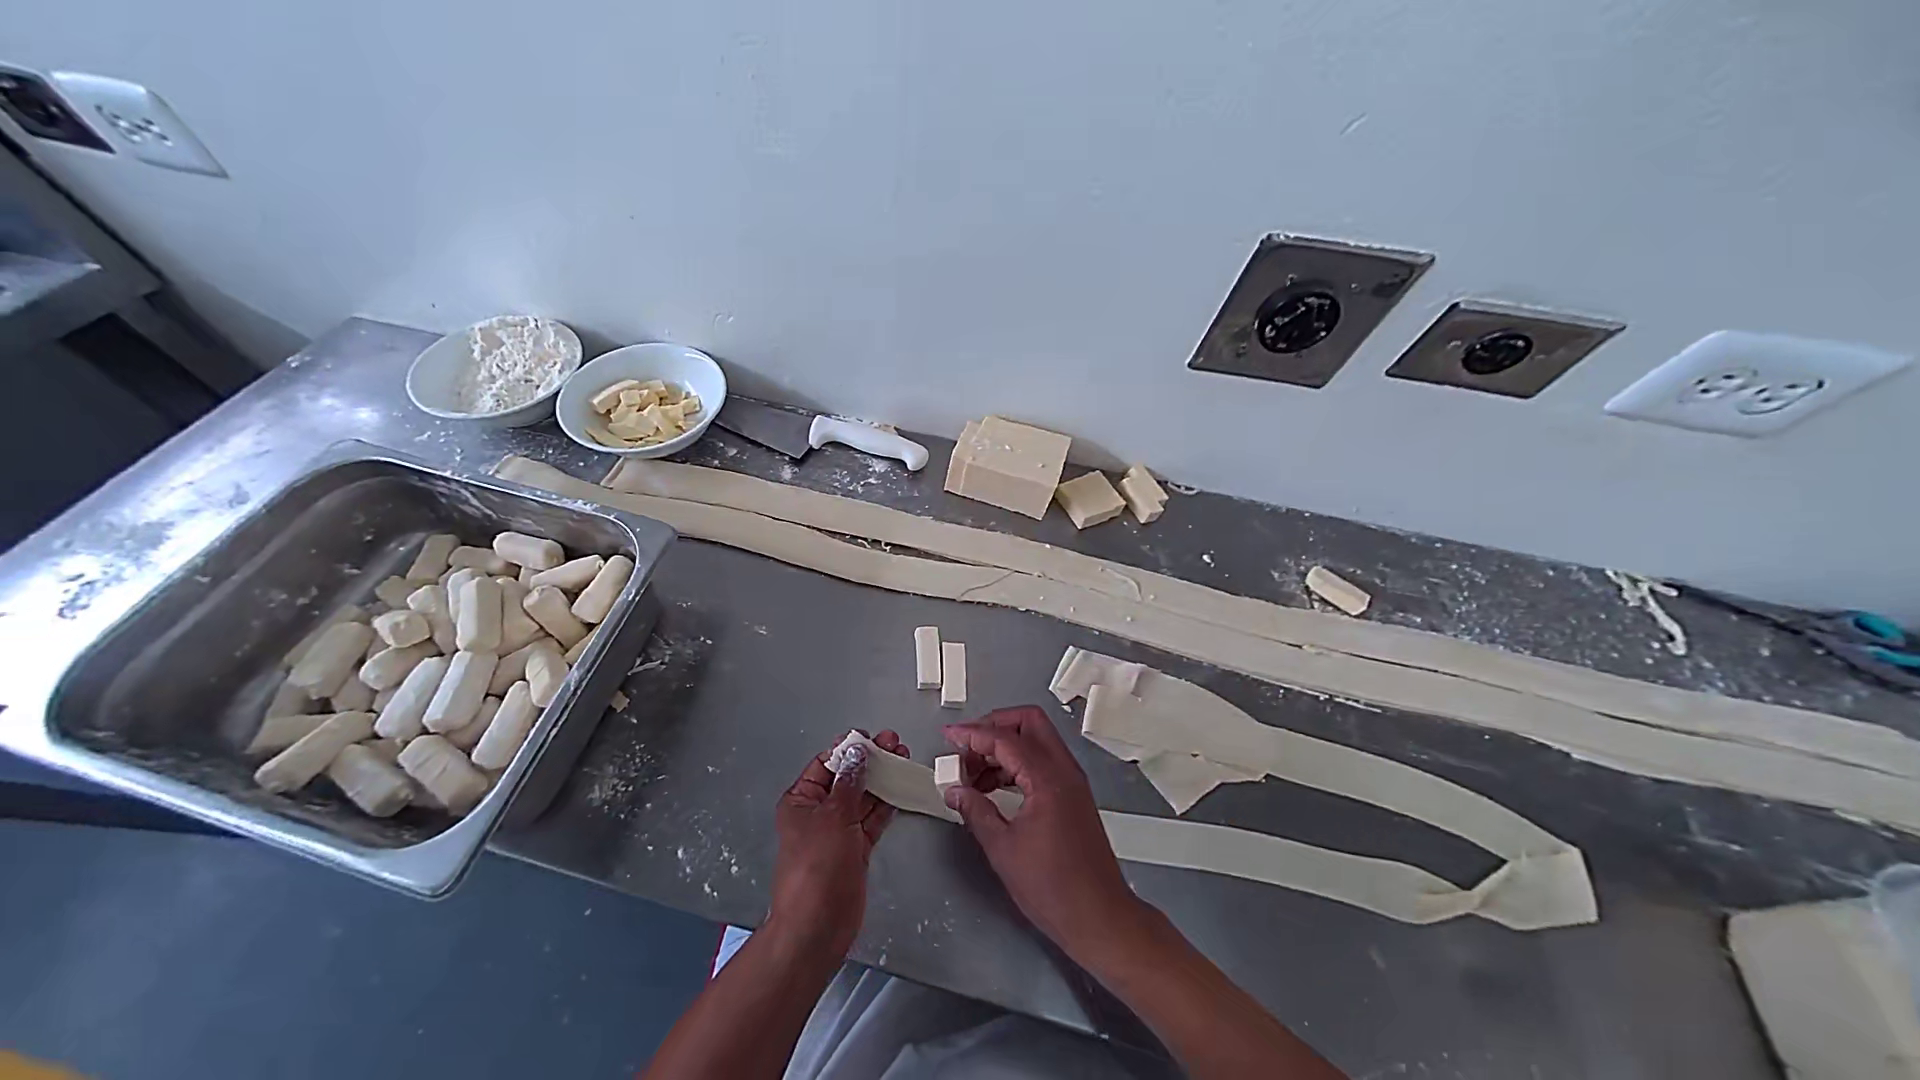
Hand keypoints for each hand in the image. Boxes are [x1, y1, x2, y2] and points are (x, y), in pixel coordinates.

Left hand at [766, 730, 905, 961]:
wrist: (818, 924)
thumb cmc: (816, 867)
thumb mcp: (833, 816)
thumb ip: (850, 782)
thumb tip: (858, 752)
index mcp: (801, 800)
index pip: (826, 764)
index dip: (848, 748)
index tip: (871, 737)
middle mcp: (818, 812)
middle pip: (847, 778)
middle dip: (870, 761)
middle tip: (895, 744)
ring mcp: (838, 831)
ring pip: (863, 797)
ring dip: (882, 779)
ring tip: (903, 758)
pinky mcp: (856, 848)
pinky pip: (872, 818)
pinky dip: (886, 804)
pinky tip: (900, 788)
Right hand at [942, 706, 1145, 958]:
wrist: (1100, 917)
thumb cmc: (1052, 888)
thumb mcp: (1003, 849)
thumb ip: (976, 811)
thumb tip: (955, 791)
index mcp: (1047, 779)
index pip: (1005, 738)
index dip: (972, 734)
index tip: (948, 736)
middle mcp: (1064, 770)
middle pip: (1028, 722)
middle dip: (993, 727)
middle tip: (966, 749)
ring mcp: (1072, 781)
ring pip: (1037, 739)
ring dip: (1004, 746)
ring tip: (974, 776)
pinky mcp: (1074, 794)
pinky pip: (1043, 760)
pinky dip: (1018, 763)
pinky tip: (995, 787)